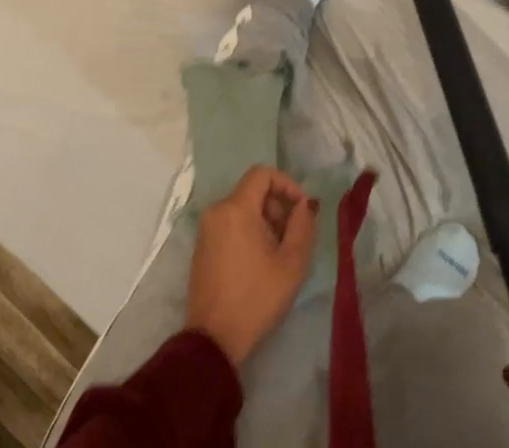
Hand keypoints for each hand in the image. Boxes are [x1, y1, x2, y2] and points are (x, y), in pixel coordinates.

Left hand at [185, 164, 319, 366]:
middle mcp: (216, 210)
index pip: (262, 174)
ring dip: (266, 221)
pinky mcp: (202, 245)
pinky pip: (230, 224)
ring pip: (242, 208)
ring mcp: (206, 228)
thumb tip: (306, 203)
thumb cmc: (257, 297)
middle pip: (252, 191)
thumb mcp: (292, 263)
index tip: (303, 210)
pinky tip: (260, 262)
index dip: (287, 184)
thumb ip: (303, 225)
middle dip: (278, 207)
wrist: (215, 335)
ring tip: (280, 254)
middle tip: (294, 238)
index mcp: (236, 208)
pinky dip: (249, 231)